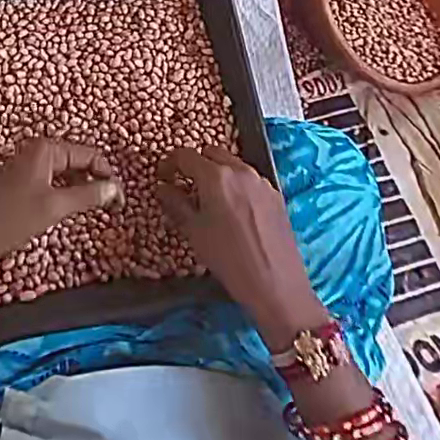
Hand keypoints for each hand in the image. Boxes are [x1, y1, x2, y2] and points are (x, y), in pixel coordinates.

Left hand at [0, 139, 119, 265]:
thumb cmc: (13, 219)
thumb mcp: (56, 207)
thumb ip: (89, 195)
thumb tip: (113, 188)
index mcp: (46, 148)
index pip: (90, 154)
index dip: (108, 175)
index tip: (121, 199)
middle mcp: (37, 150)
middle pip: (79, 160)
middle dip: (98, 179)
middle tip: (114, 205)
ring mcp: (28, 164)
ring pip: (67, 171)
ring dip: (84, 186)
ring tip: (100, 207)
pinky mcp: (23, 180)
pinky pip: (54, 179)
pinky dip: (69, 190)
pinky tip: (75, 206)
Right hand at [155, 146, 326, 349]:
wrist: (277, 285)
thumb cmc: (229, 259)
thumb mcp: (194, 232)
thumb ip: (176, 203)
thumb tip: (162, 188)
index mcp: (216, 176)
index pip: (185, 155)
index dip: (169, 163)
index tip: (163, 176)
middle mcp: (241, 170)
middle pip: (211, 154)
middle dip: (195, 165)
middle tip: (185, 186)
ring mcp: (262, 181)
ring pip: (232, 165)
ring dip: (217, 174)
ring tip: (209, 200)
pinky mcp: (276, 195)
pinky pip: (250, 180)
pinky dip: (236, 186)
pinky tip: (234, 211)